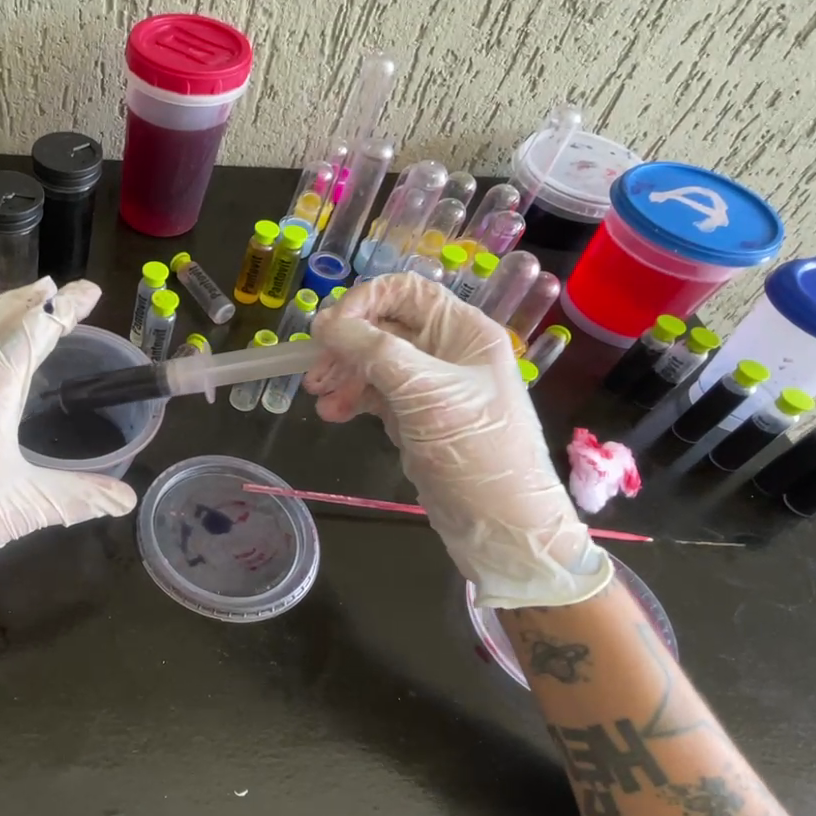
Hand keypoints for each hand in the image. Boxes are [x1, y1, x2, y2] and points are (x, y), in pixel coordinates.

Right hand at [303, 274, 609, 608]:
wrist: (501, 523)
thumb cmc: (474, 449)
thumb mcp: (422, 393)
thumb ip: (372, 351)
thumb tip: (325, 322)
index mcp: (462, 331)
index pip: (405, 292)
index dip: (363, 302)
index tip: (328, 330)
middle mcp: (447, 351)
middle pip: (382, 327)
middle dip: (344, 346)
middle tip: (314, 374)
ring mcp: (430, 385)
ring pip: (372, 362)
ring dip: (341, 375)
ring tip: (320, 399)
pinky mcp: (416, 416)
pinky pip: (374, 393)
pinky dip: (351, 400)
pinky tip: (335, 415)